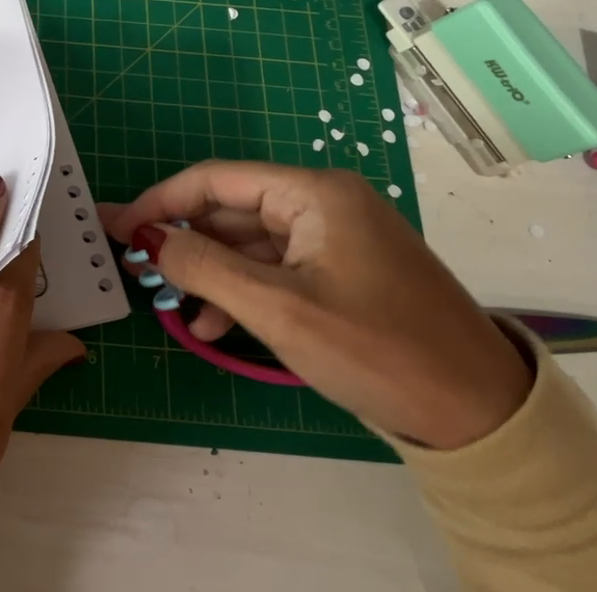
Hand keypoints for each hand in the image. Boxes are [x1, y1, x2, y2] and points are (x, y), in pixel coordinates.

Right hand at [103, 161, 531, 449]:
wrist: (480, 415)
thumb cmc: (376, 350)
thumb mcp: (276, 309)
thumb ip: (202, 265)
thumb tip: (144, 238)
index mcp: (314, 193)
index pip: (215, 180)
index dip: (159, 202)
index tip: (116, 228)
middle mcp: (324, 202)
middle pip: (230, 210)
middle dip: (183, 241)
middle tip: (136, 271)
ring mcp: (336, 237)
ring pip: (248, 243)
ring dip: (208, 272)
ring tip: (171, 306)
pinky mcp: (343, 271)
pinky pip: (274, 268)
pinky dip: (239, 290)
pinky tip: (213, 324)